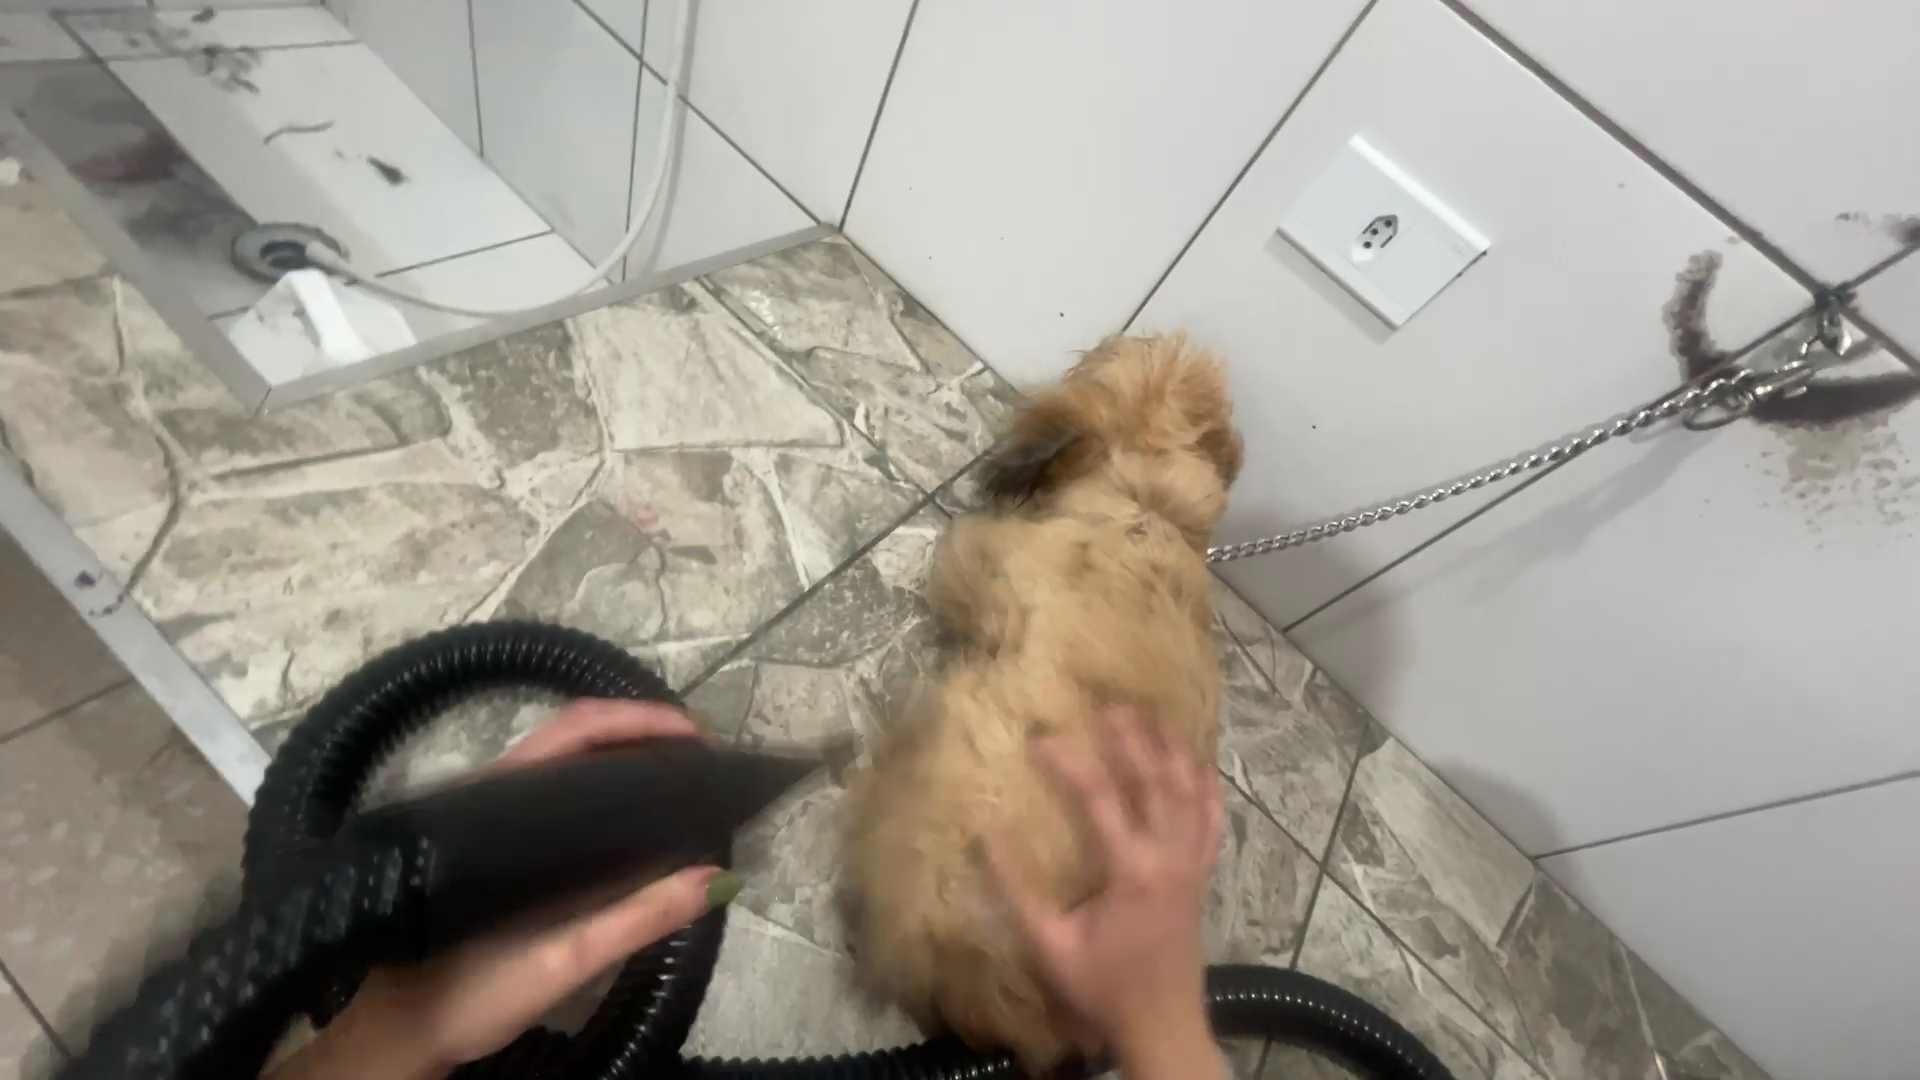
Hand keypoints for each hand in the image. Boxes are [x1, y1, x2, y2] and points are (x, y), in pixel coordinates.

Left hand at [271, 700, 740, 1079]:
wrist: (394, 1036)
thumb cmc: (468, 996)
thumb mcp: (560, 964)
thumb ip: (636, 921)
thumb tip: (717, 878)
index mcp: (502, 805)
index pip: (579, 728)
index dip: (642, 719)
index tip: (696, 738)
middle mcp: (496, 791)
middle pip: (580, 728)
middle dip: (647, 726)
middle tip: (703, 751)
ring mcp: (494, 808)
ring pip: (571, 751)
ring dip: (630, 744)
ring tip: (684, 766)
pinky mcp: (499, 830)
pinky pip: (565, 779)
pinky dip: (612, 771)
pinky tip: (641, 798)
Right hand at [989, 707, 1224, 1064]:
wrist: (1163, 1025)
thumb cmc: (1102, 985)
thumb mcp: (1049, 945)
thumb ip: (1017, 892)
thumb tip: (986, 838)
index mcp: (1130, 870)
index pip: (1098, 797)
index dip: (1069, 762)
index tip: (1042, 738)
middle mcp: (1169, 856)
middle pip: (1156, 780)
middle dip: (1133, 738)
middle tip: (1109, 706)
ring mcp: (1193, 863)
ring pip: (1191, 792)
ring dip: (1172, 751)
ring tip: (1154, 717)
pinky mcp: (1203, 873)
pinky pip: (1214, 820)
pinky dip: (1210, 788)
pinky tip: (1202, 764)